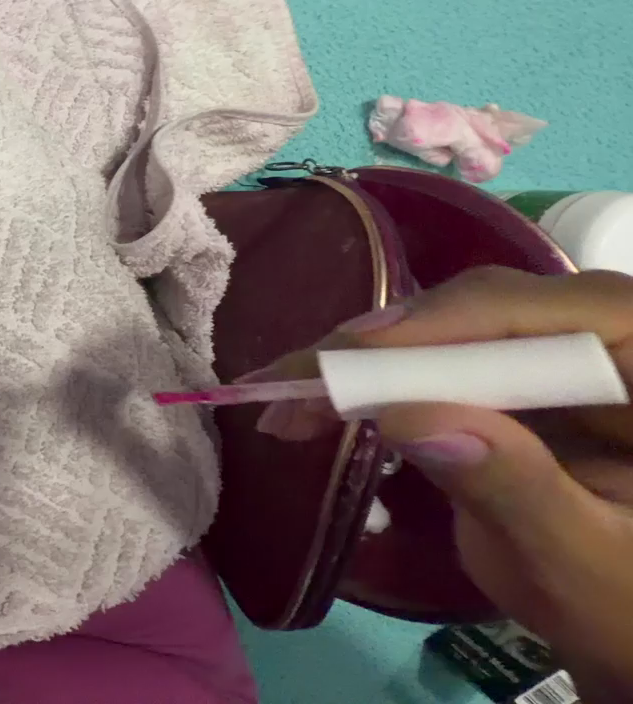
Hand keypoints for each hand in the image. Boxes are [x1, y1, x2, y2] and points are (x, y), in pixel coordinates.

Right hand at [246, 268, 632, 700]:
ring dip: (361, 363)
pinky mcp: (517, 380)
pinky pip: (431, 359)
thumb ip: (519, 492)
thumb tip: (410, 416)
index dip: (464, 318)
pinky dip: (366, 381)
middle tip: (297, 380)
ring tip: (285, 397)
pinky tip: (315, 404)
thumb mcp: (591, 571)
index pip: (580, 312)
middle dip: (388, 343)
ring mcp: (569, 363)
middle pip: (493, 311)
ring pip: (447, 329)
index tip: (360, 351)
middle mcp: (624, 350)